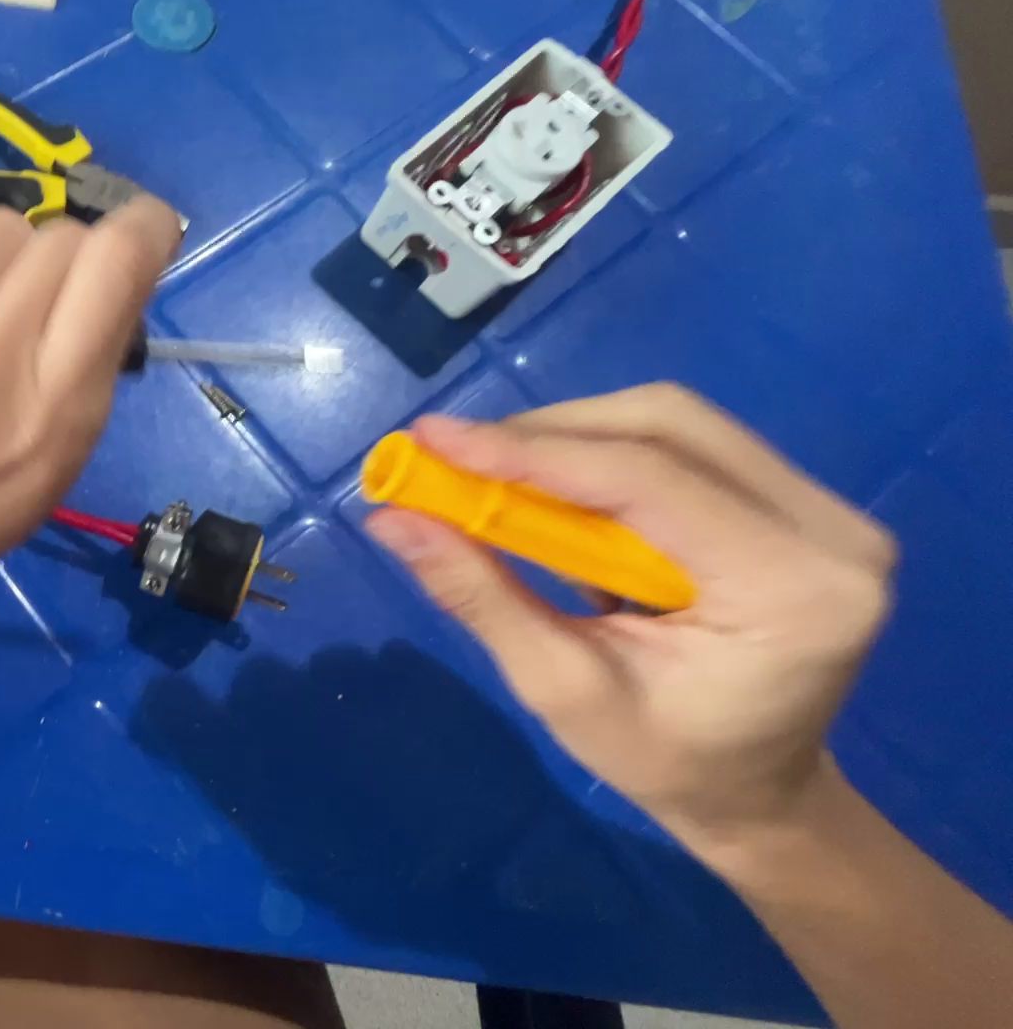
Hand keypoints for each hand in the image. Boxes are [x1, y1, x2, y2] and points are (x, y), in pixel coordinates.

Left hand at [0, 201, 180, 708]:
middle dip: (74, 262)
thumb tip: (93, 314)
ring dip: (7, 265)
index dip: (144, 232)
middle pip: (61, 236)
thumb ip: (74, 393)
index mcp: (49, 416)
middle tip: (46, 309)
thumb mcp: (35, 493)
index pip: (118, 262)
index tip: (144, 240)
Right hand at [366, 384, 897, 849]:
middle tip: (452, 456)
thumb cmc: (659, 758)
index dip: (528, 451)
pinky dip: (590, 453)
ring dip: (563, 436)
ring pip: (668, 422)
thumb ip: (476, 594)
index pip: (645, 480)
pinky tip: (542, 486)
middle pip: (665, 424)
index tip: (431, 439)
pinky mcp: (785, 505)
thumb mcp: (554, 685)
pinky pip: (675, 445)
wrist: (754, 792)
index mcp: (791, 589)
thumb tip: (388, 520)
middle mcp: (827, 530)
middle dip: (544, 432)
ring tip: (486, 472)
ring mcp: (817, 510)